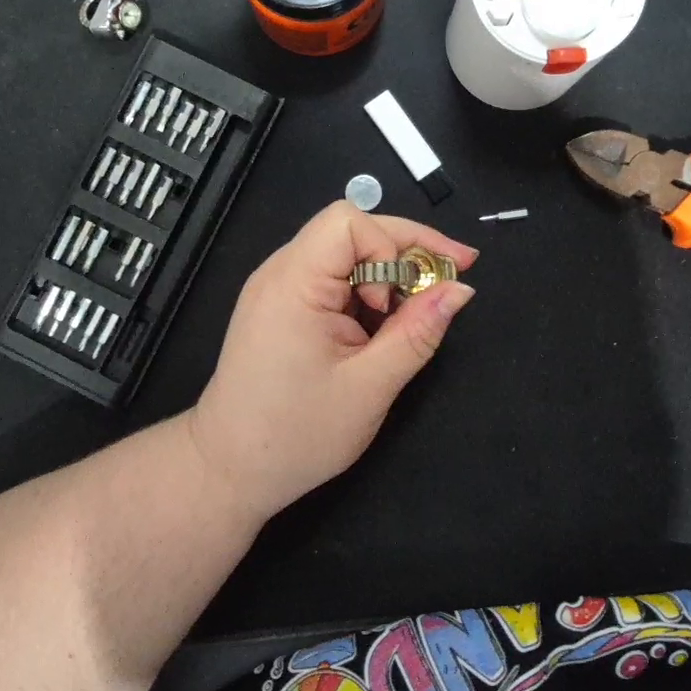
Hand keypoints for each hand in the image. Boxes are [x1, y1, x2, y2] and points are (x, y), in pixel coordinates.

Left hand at [187, 202, 478, 519]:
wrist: (229, 469)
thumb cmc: (296, 435)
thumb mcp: (370, 387)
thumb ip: (417, 333)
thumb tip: (460, 289)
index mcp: (293, 283)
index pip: (348, 221)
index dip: (389, 246)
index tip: (399, 299)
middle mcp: (280, 272)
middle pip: (350, 230)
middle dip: (406, 250)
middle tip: (453, 278)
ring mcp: (276, 288)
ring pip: (344, 254)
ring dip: (387, 276)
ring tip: (411, 319)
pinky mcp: (279, 306)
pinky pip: (330, 279)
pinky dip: (365, 294)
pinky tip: (381, 328)